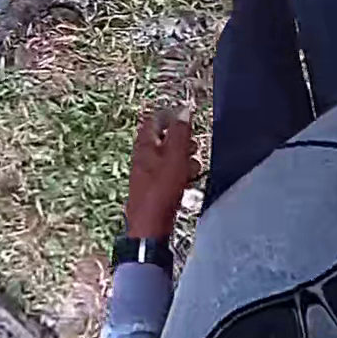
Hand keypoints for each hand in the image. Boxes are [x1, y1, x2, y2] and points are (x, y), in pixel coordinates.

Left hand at [124, 106, 193, 238]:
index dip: (172, 116)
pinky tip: (189, 181)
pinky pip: (168, 173)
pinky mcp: (153, 187)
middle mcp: (142, 155)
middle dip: (181, 139)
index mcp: (145, 143)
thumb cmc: (161, 189)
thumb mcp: (175, 155)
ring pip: (168, 156)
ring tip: (194, 166)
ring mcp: (146, 172)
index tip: (187, 120)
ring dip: (183, 158)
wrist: (150, 227)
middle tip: (193, 145)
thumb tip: (184, 110)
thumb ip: (180, 131)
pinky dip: (179, 173)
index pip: (156, 119)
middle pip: (163, 137)